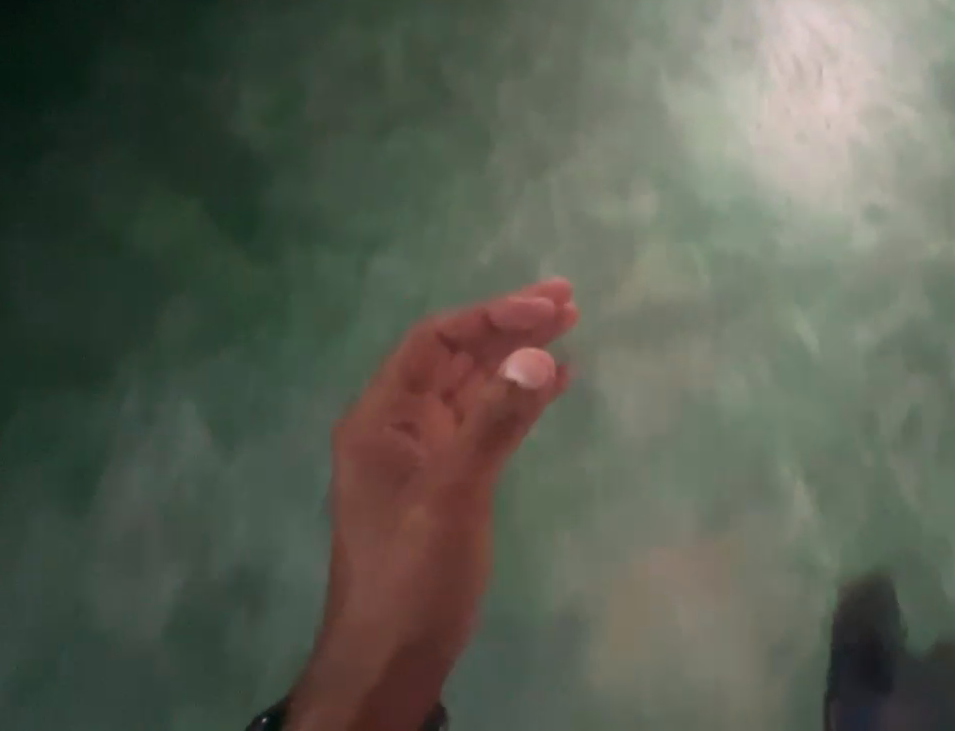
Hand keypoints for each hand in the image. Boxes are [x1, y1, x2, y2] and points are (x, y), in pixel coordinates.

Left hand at [287, 279, 579, 730]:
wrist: (395, 656)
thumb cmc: (412, 573)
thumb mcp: (452, 494)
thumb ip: (494, 421)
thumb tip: (541, 353)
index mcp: (383, 420)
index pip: (436, 343)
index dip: (490, 317)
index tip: (547, 308)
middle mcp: (405, 424)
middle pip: (461, 355)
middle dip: (511, 324)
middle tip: (568, 299)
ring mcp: (433, 449)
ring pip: (481, 381)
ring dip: (523, 351)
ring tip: (572, 322)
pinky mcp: (460, 472)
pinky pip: (496, 415)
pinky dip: (527, 391)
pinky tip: (561, 376)